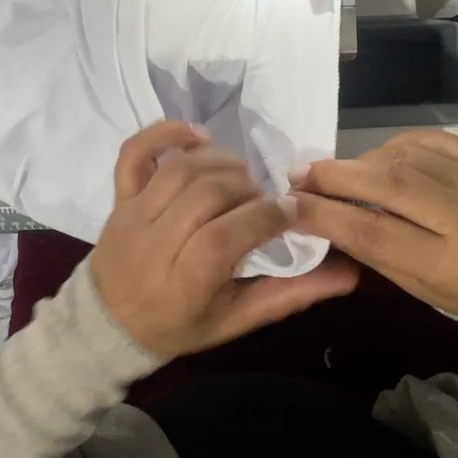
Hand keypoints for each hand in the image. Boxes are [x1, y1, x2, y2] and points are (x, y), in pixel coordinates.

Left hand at [92, 122, 359, 359]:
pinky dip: (165, 133)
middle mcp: (155, 243)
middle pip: (206, 195)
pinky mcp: (119, 196)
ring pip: (180, 171)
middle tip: (266, 201)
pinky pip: (134, 152)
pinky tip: (199, 136)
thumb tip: (349, 274)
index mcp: (183, 282)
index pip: (226, 236)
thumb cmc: (177, 324)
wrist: (108, 323)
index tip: (293, 211)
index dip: (266, 217)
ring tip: (243, 179)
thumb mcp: (235, 321)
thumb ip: (289, 294)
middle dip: (248, 190)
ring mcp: (133, 214)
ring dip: (221, 165)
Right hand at [291, 131, 457, 315]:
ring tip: (340, 173)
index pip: (375, 232)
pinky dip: (392, 149)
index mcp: (452, 263)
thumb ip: (365, 245)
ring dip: (362, 163)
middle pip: (389, 183)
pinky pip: (423, 140)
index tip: (291, 204)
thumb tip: (313, 210)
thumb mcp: (411, 283)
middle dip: (337, 175)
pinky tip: (380, 161)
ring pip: (402, 157)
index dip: (326, 214)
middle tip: (301, 175)